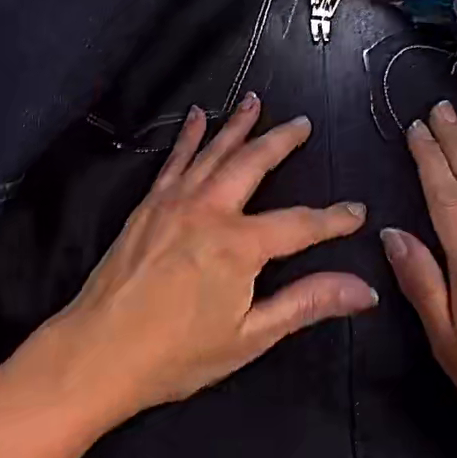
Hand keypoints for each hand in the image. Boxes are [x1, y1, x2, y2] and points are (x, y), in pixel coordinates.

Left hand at [16, 93, 377, 426]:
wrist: (93, 356)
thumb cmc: (175, 354)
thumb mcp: (250, 336)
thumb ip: (308, 303)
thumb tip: (364, 290)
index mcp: (239, 245)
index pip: (301, 224)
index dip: (334, 219)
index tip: (357, 212)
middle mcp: (210, 210)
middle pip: (255, 162)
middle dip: (283, 140)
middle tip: (303, 123)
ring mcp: (175, 201)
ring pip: (215, 151)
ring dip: (239, 124)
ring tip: (256, 101)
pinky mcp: (149, 204)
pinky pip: (175, 160)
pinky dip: (189, 136)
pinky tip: (197, 116)